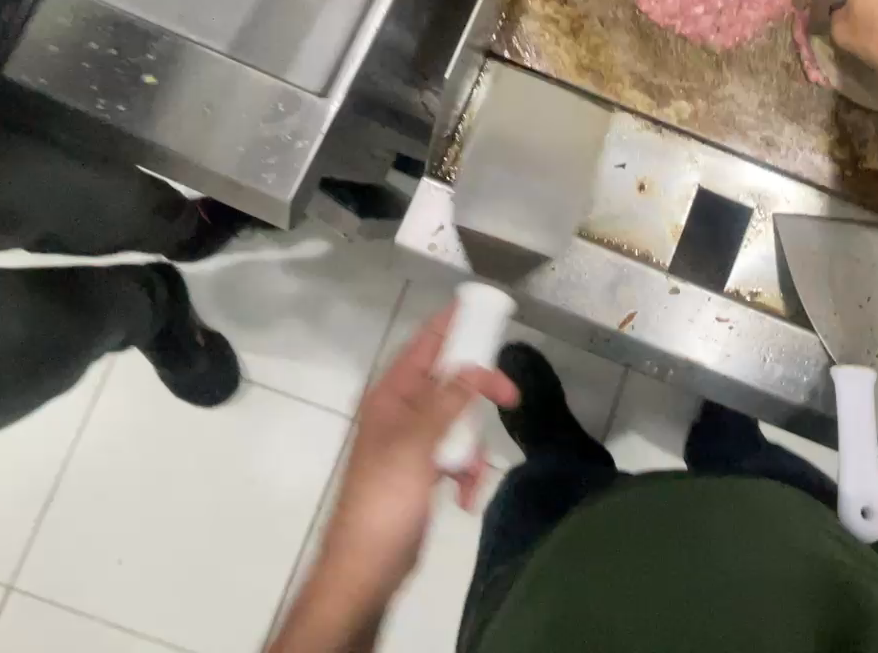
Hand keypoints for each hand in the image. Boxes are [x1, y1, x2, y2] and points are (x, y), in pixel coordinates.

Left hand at [312, 308, 518, 608]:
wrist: (366, 570)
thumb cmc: (384, 500)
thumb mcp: (416, 445)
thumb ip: (447, 402)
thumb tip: (474, 366)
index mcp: (391, 395)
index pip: (425, 345)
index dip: (451, 323)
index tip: (483, 307)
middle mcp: (402, 410)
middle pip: (451, 381)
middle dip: (479, 394)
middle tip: (511, 397)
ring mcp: (414, 441)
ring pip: (460, 419)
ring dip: (473, 447)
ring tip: (472, 475)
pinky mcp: (424, 469)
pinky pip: (458, 453)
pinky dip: (467, 471)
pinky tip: (467, 496)